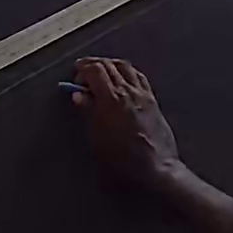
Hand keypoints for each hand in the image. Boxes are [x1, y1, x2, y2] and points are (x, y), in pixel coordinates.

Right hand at [71, 58, 182, 192]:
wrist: (156, 168)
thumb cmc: (122, 159)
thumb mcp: (97, 137)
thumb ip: (88, 111)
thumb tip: (78, 95)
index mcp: (111, 98)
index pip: (95, 70)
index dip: (83, 69)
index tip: (76, 75)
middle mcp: (126, 90)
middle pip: (108, 65)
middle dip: (93, 64)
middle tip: (84, 71)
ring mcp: (141, 93)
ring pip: (124, 66)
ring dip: (110, 64)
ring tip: (102, 70)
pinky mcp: (152, 99)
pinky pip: (138, 75)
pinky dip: (126, 71)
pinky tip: (123, 76)